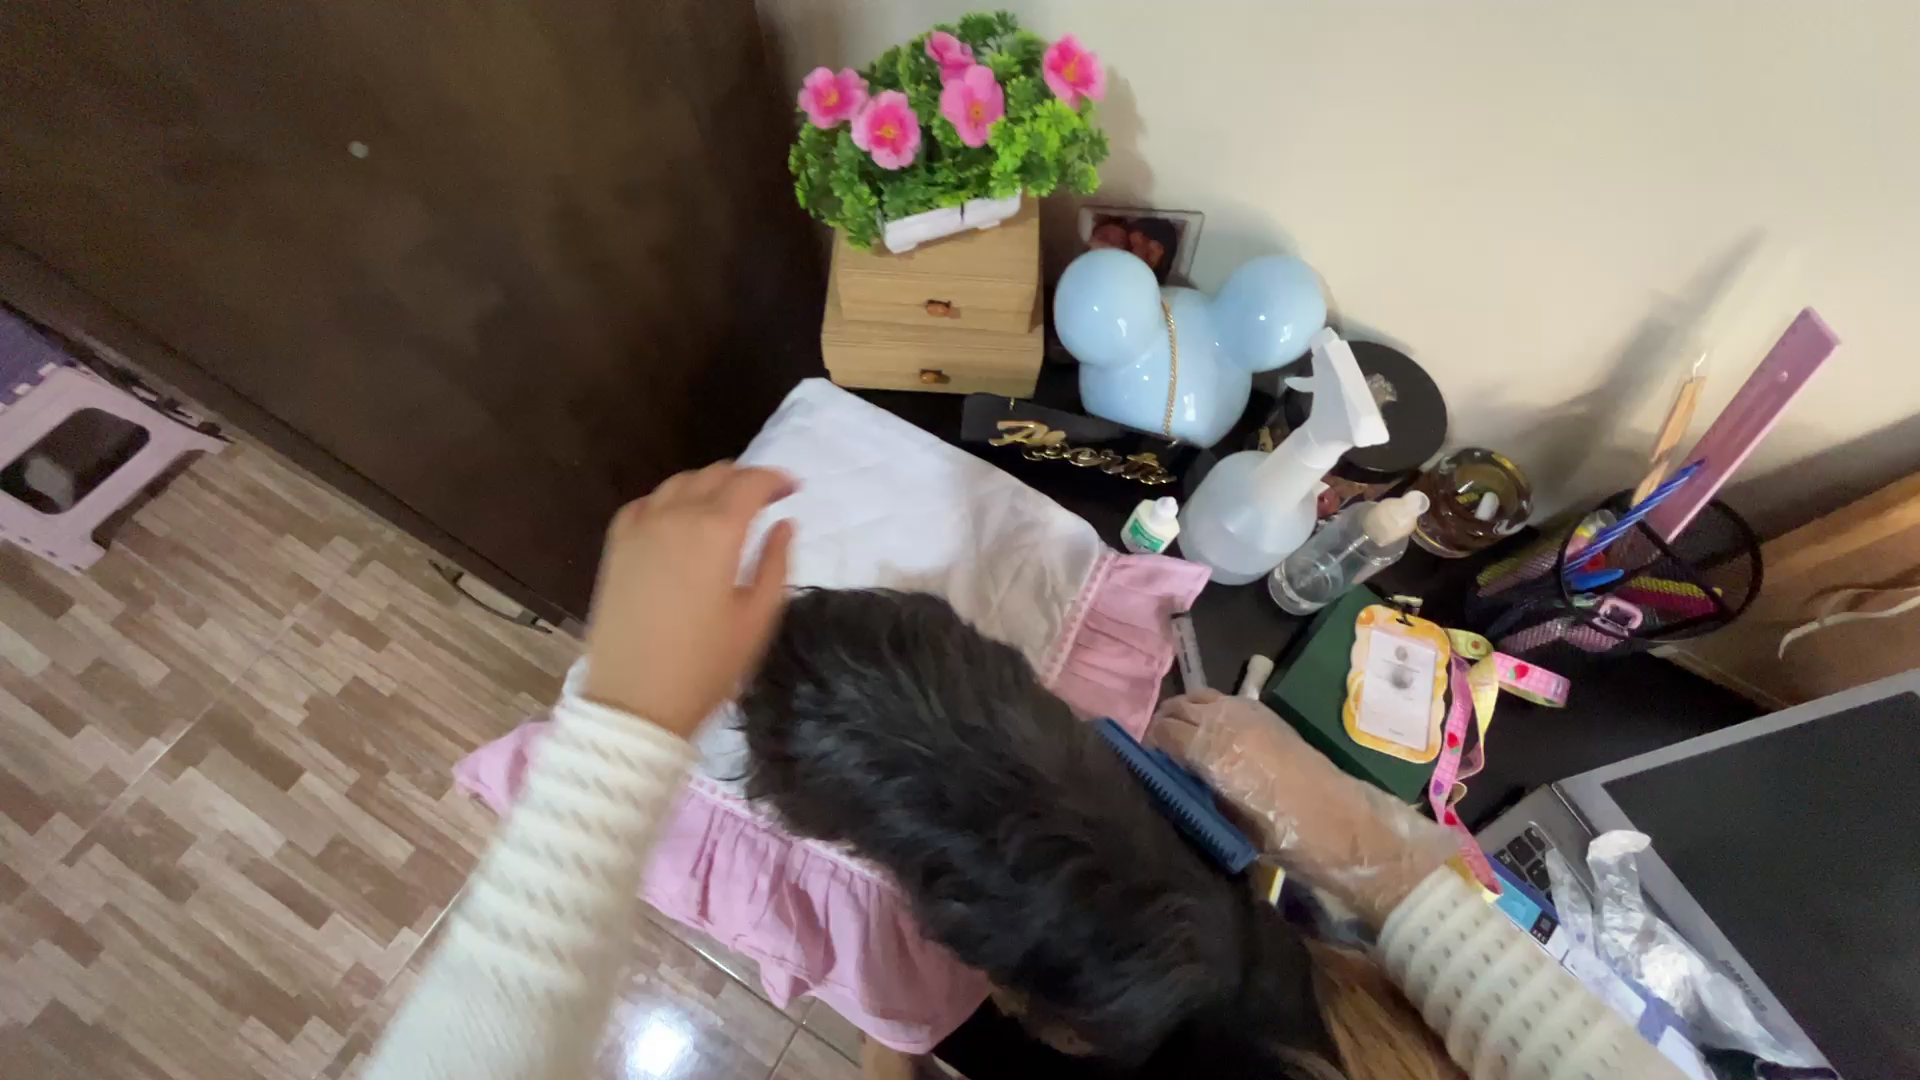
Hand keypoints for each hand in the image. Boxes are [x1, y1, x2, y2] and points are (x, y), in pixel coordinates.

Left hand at [581, 463, 796, 736]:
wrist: (634, 702)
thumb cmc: (707, 665)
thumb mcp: (759, 617)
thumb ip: (775, 561)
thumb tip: (783, 524)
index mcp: (715, 531)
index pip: (750, 483)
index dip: (776, 479)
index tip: (794, 489)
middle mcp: (675, 517)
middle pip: (715, 474)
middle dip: (746, 479)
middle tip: (767, 499)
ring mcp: (639, 529)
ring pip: (679, 482)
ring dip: (710, 485)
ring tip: (728, 506)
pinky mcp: (616, 547)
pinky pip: (646, 503)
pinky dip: (671, 500)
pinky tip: (682, 520)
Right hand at [1152, 691, 1457, 927]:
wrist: (1342, 825)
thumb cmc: (1281, 835)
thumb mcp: (1226, 821)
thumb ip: (1193, 790)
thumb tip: (1168, 776)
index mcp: (1212, 750)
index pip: (1162, 731)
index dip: (1149, 745)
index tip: (1146, 762)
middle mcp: (1224, 721)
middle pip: (1176, 708)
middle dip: (1161, 726)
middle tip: (1159, 750)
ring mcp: (1245, 711)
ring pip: (1196, 697)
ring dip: (1182, 713)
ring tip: (1181, 738)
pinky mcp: (1263, 711)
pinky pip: (1220, 699)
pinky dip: (1206, 709)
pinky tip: (1210, 731)